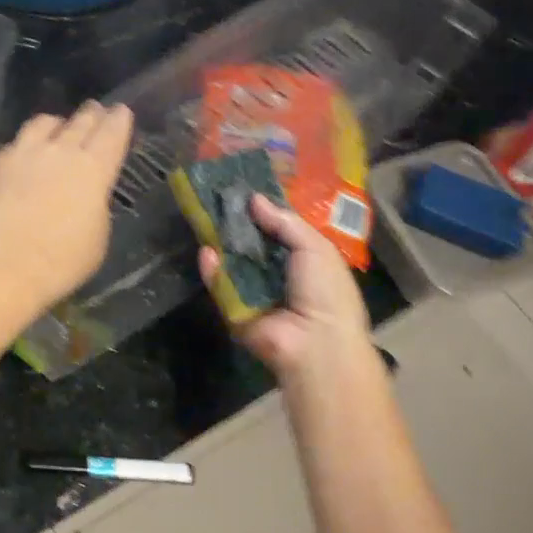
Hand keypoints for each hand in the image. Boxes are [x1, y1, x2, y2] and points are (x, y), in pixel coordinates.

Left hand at [0, 102, 132, 320]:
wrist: (2, 270)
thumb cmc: (60, 263)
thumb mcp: (98, 237)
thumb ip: (97, 202)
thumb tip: (88, 190)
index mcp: (92, 169)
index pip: (112, 131)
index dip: (119, 119)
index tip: (121, 112)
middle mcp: (59, 151)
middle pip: (81, 121)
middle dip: (92, 115)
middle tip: (95, 113)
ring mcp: (22, 154)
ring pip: (44, 123)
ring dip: (57, 124)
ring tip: (58, 129)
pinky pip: (16, 144)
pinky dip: (26, 146)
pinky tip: (24, 157)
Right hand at [199, 195, 378, 398]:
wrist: (315, 341)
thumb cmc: (326, 291)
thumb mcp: (315, 247)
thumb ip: (285, 222)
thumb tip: (254, 200)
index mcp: (303, 260)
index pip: (278, 231)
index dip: (262, 212)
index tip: (243, 191)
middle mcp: (277, 275)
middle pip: (251, 246)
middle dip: (236, 225)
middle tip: (218, 201)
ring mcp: (253, 293)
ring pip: (232, 263)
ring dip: (221, 243)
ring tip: (206, 218)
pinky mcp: (234, 310)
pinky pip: (220, 287)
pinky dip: (212, 270)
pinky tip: (206, 251)